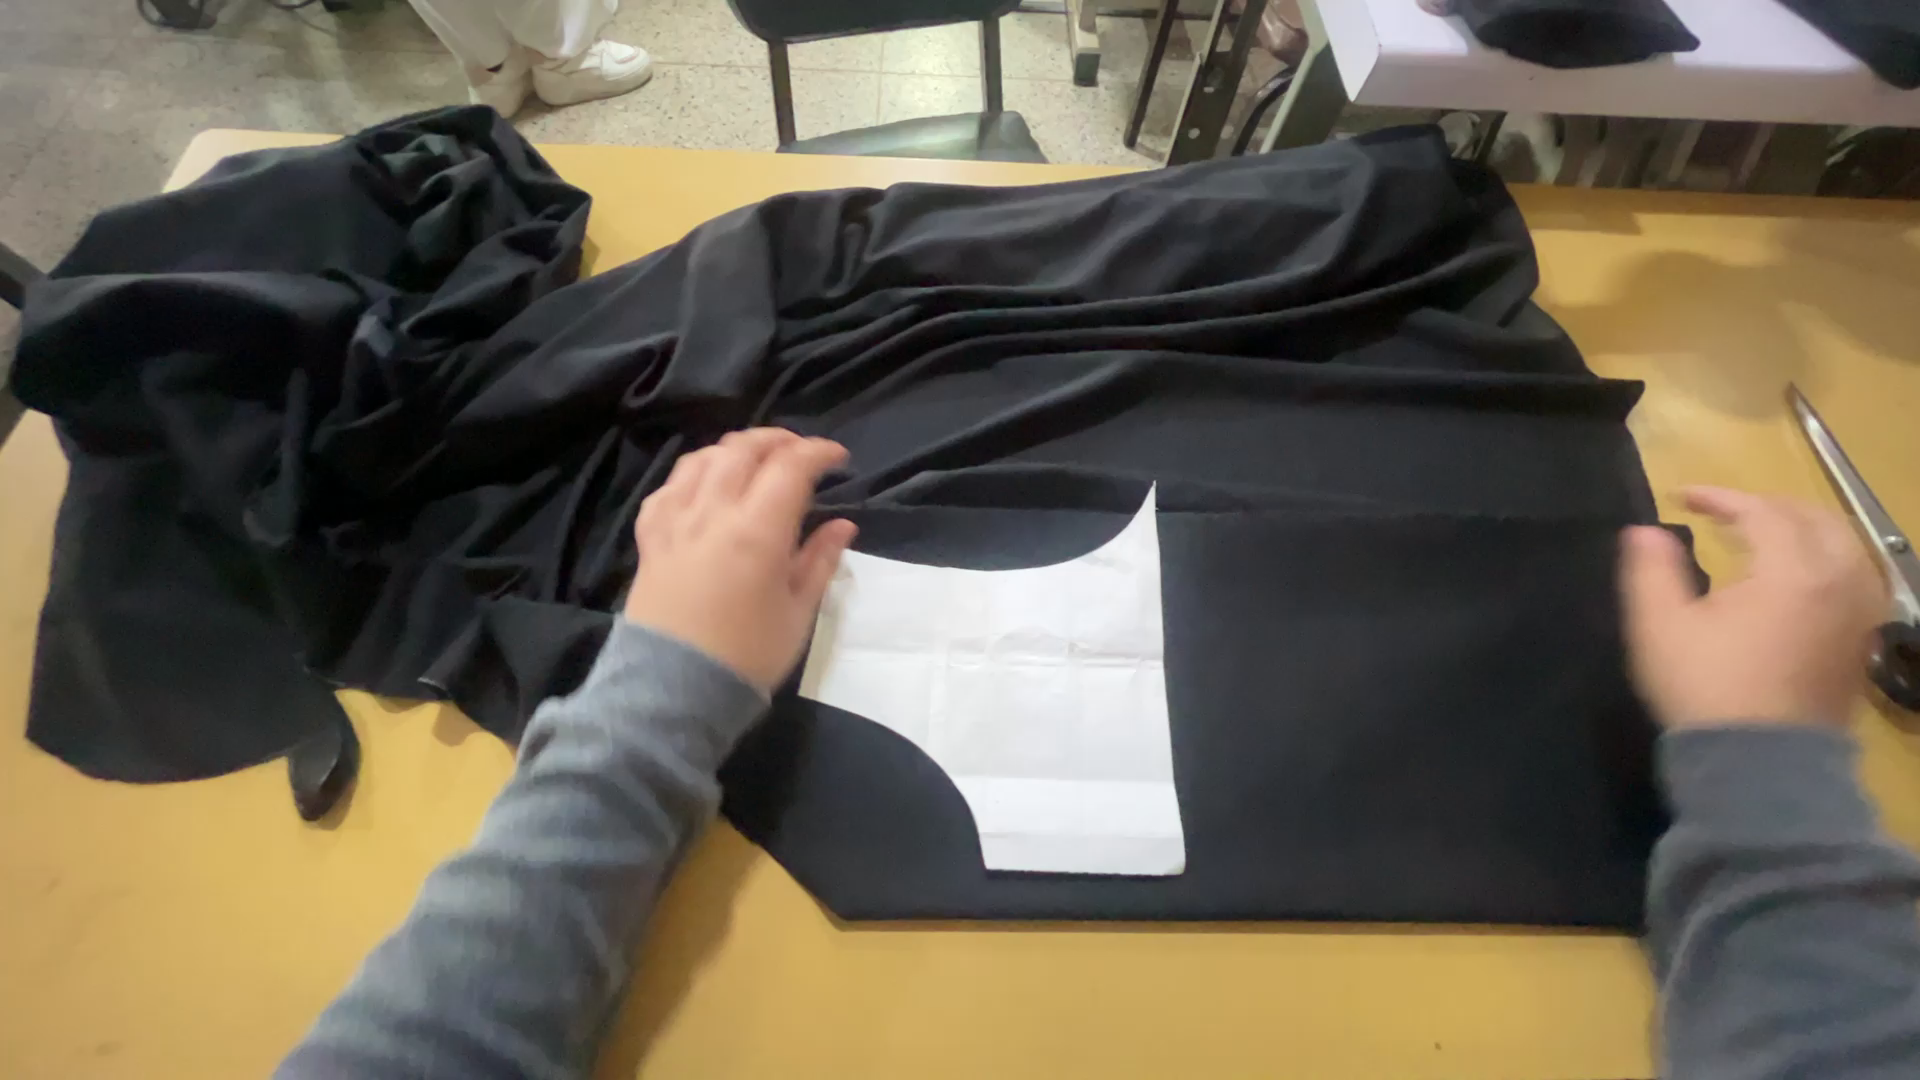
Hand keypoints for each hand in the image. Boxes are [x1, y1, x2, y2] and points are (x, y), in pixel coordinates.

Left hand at [624, 429, 857, 695]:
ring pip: (702, 459)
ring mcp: (676, 522)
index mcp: (757, 530)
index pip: (790, 466)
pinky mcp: (651, 538)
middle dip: (778, 440)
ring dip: (735, 450)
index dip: (819, 452)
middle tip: (802, 454)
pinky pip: (668, 488)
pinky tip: (705, 485)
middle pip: (743, 450)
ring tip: (755, 462)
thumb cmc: (748, 653)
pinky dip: (693, 474)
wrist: (674, 691)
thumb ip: (821, 560)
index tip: (839, 459)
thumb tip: (843, 525)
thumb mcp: (798, 611)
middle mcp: (713, 512)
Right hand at [1618, 486, 1885, 729]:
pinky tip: (1788, 572)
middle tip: (1719, 510)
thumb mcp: (1657, 623)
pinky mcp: (1859, 637)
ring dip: (1799, 529)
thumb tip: (1645, 530)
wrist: (1759, 754)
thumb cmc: (1701, 682)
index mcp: (1791, 574)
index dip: (1720, 497)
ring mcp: (1859, 612)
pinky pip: (1852, 575)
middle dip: (1765, 506)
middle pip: (1817, 521)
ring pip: (1844, 547)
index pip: (1764, 513)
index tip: (1679, 497)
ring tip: (1755, 534)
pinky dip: (1819, 556)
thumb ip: (1651, 569)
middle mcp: (1840, 583)